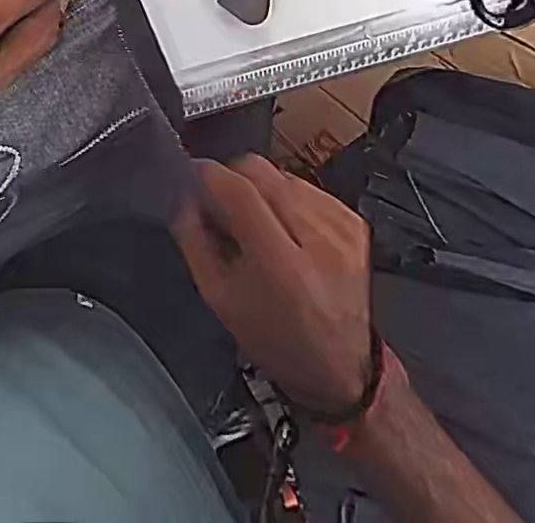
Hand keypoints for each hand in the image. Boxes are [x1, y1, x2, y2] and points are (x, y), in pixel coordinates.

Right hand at [172, 154, 374, 411]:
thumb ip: (192, 237)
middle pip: (257, 169)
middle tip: (222, 208)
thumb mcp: (216, 295)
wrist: (339, 365)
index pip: (236, 188)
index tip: (190, 176)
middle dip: (230, 180)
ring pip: (278, 173)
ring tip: (256, 225)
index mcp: (280, 263)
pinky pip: (303, 185)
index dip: (205, 174)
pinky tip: (284, 228)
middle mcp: (317, 238)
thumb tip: (181, 192)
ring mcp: (340, 227)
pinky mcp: (354, 222)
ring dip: (259, 190)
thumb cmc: (273, 336)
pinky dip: (285, 198)